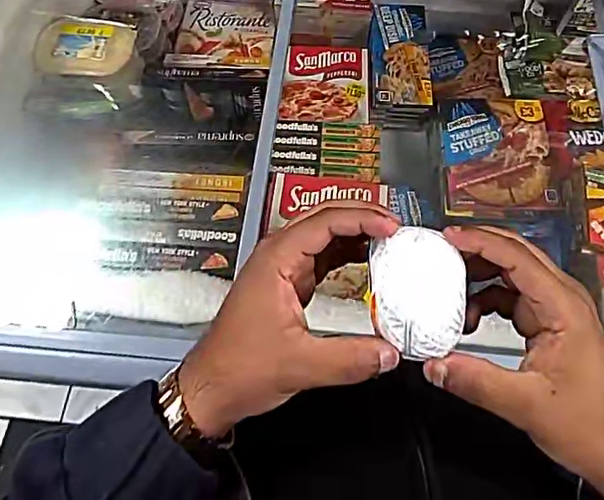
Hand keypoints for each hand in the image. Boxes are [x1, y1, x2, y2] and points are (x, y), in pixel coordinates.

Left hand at [177, 201, 401, 435]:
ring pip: (325, 231)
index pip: (327, 219)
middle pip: (327, 214)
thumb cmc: (238, 369)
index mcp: (278, 256)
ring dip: (356, 230)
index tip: (391, 225)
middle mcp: (279, 252)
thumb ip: (349, 359)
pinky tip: (366, 257)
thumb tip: (388, 352)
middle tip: (394, 223)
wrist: (209, 389)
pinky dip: (347, 250)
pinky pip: (323, 252)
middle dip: (362, 214)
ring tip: (387, 236)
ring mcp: (283, 264)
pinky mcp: (288, 280)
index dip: (363, 217)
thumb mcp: (299, 365)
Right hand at [425, 225, 603, 499]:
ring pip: (512, 273)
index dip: (481, 241)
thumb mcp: (527, 405)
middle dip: (478, 247)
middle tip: (445, 249)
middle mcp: (562, 298)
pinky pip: (512, 295)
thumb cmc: (592, 426)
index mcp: (564, 306)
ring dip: (481, 276)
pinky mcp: (548, 322)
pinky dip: (488, 299)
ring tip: (451, 285)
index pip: (517, 256)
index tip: (452, 236)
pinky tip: (470, 316)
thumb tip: (439, 365)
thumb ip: (477, 382)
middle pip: (515, 254)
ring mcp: (556, 308)